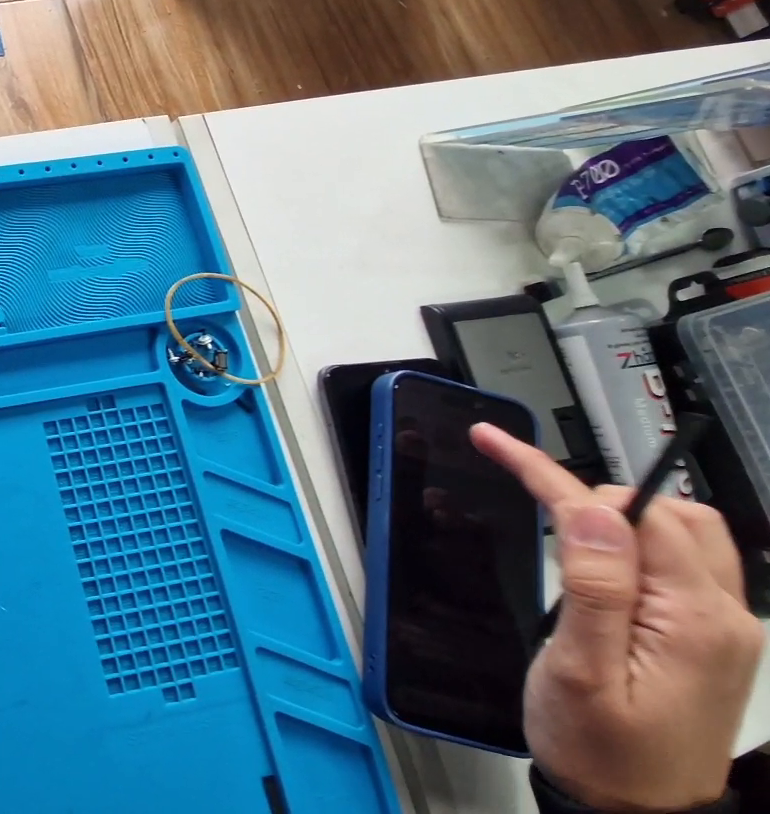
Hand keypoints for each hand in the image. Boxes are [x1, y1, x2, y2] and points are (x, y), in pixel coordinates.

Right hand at [472, 424, 763, 811]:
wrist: (634, 807)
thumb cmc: (596, 744)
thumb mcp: (579, 668)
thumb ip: (593, 587)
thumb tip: (589, 513)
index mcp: (694, 620)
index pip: (625, 514)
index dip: (553, 473)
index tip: (495, 443)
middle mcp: (725, 615)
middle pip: (666, 512)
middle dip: (590, 492)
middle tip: (526, 499)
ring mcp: (723, 625)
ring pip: (682, 529)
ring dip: (617, 512)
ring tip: (558, 528)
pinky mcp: (709, 634)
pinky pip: (682, 559)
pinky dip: (633, 537)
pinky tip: (595, 555)